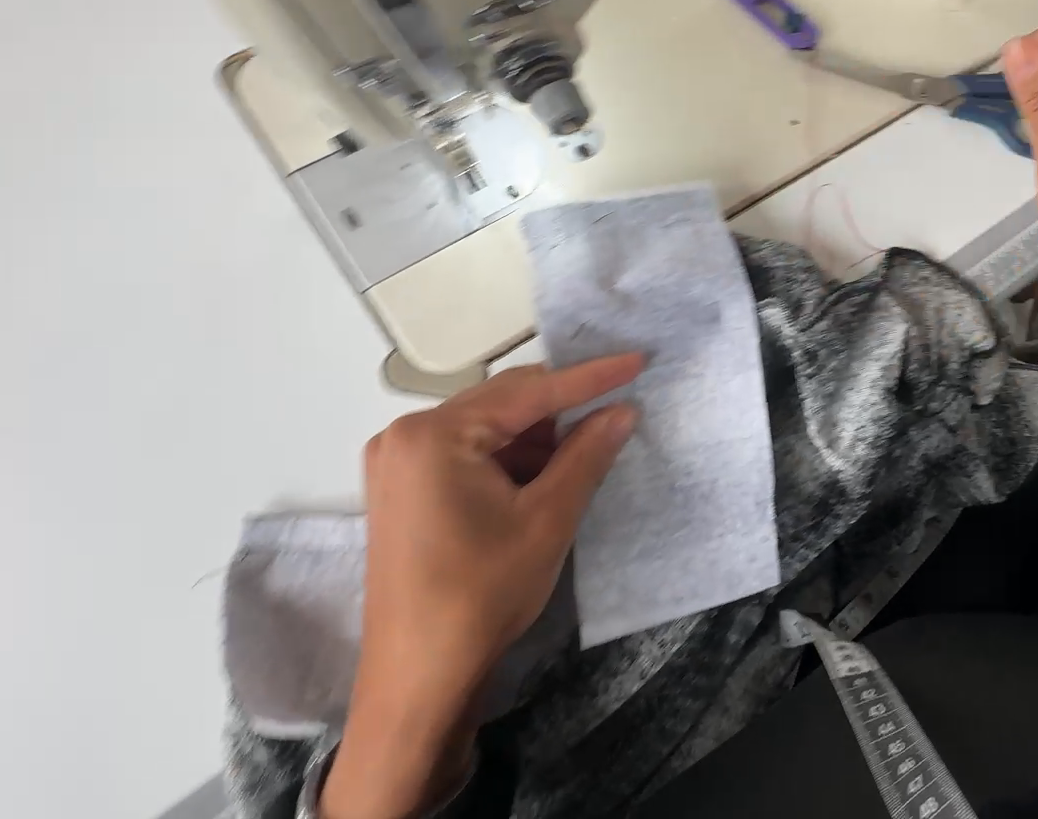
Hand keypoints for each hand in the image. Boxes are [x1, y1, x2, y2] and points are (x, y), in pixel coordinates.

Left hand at [323, 356, 642, 818]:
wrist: (419, 678)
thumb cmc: (482, 594)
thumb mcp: (548, 518)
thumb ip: (587, 453)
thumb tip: (624, 410)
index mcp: (434, 435)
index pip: (528, 391)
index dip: (590, 377)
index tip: (638, 360)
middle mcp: (406, 435)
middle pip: (504, 403)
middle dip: (563, 409)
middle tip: (619, 406)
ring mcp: (399, 462)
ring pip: (491, 428)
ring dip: (540, 438)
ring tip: (587, 452)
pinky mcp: (404, 488)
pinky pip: (471, 453)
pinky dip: (514, 459)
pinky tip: (547, 477)